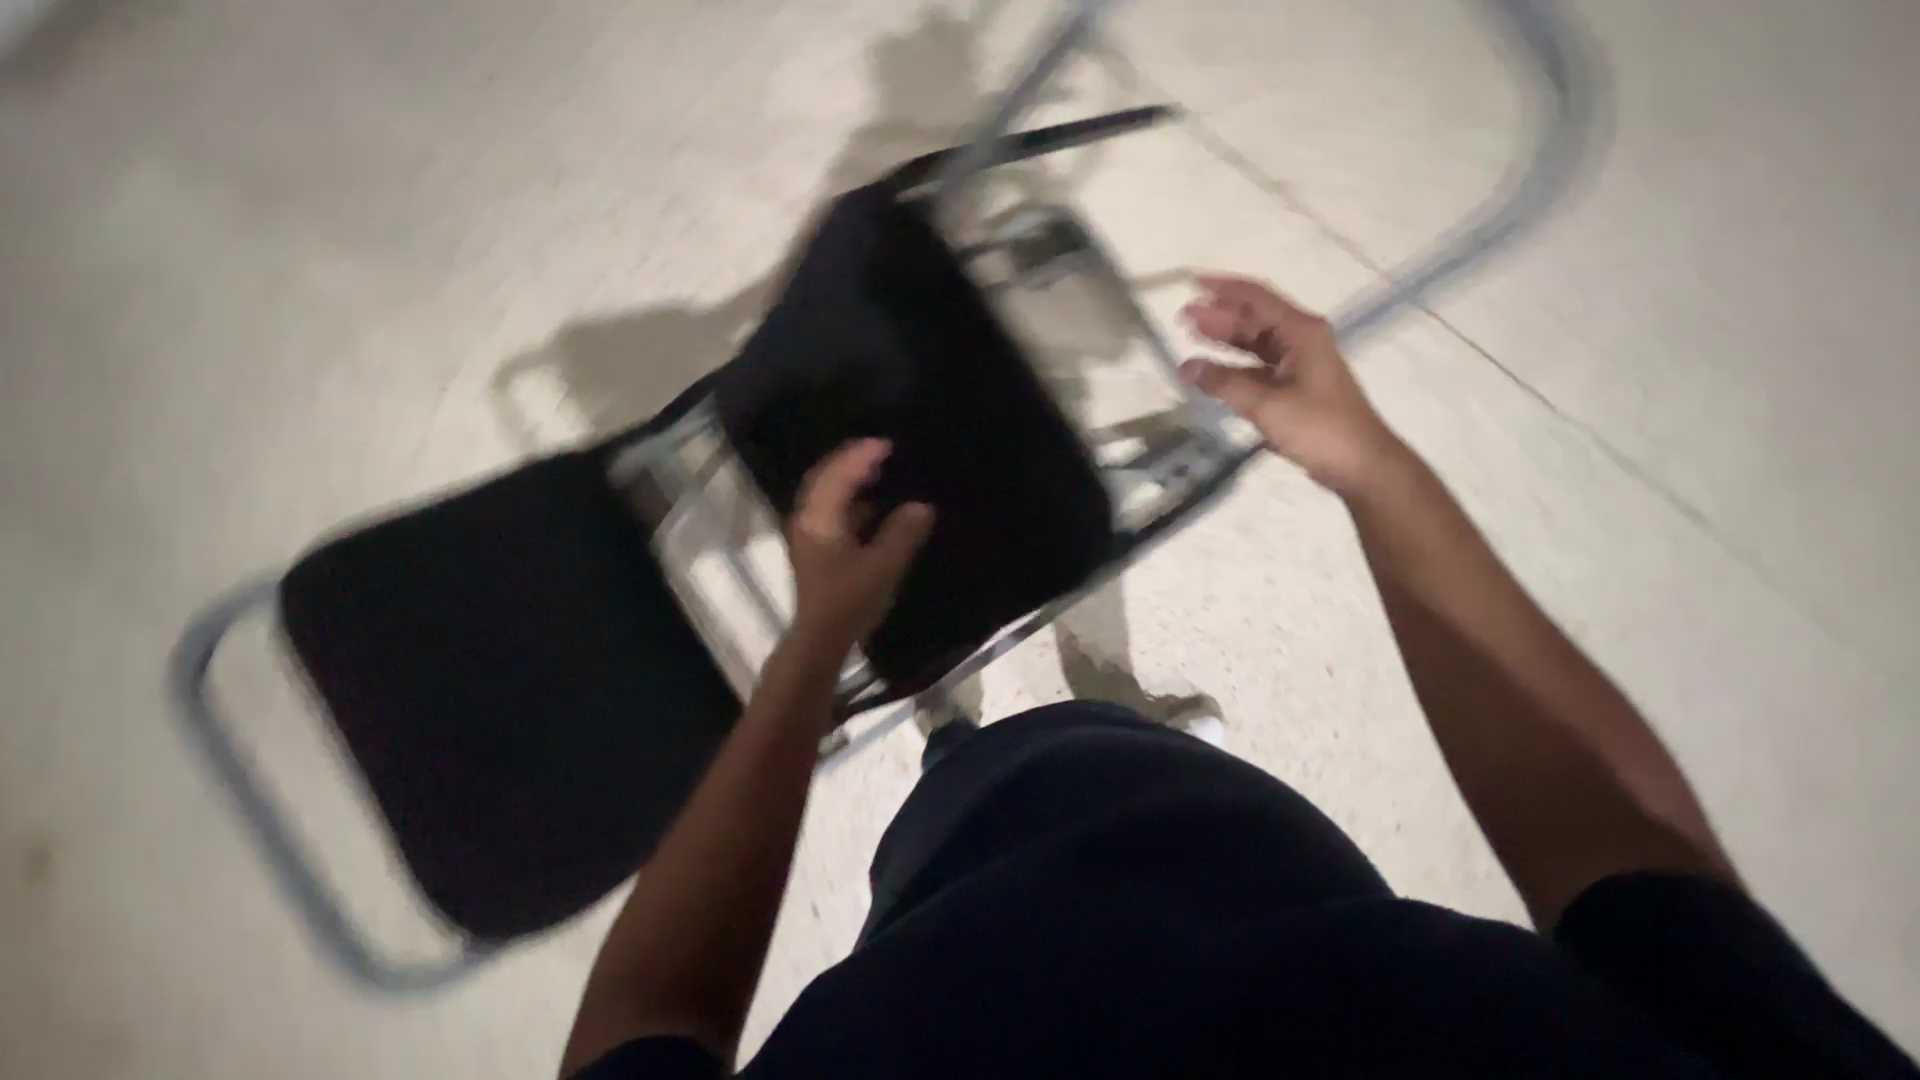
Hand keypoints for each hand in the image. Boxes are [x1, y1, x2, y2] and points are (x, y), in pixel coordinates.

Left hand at [786, 439, 934, 652]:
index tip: (889, 443)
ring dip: (851, 479)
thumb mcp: (882, 567)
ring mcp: (808, 534)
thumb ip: (902, 533)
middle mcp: (807, 518)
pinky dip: (851, 500)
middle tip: (884, 450)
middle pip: (826, 477)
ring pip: (827, 494)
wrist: (821, 639)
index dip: (862, 454)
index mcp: (819, 517)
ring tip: (882, 470)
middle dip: (853, 460)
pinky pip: (831, 511)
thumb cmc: (849, 602)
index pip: (838, 473)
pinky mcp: (816, 549)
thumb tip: (922, 506)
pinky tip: (875, 505)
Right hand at [1179, 274, 1405, 493]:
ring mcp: (1298, 363)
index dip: (1222, 288)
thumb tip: (1186, 367)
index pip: (1255, 297)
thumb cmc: (1318, 427)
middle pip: (1253, 318)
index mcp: (1300, 331)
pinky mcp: (1294, 386)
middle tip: (1182, 316)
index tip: (1190, 284)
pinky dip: (1234, 365)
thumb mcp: (1266, 404)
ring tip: (1191, 335)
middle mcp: (1299, 339)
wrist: (1359, 463)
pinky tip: (1212, 370)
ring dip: (1224, 338)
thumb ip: (1224, 383)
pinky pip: (1257, 366)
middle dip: (1218, 314)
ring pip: (1254, 342)